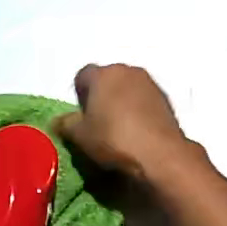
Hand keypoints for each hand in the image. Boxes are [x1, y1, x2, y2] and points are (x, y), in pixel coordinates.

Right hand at [53, 63, 191, 181]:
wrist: (158, 154)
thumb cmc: (112, 139)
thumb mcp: (79, 135)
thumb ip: (66, 124)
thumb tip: (60, 121)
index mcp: (103, 74)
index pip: (82, 75)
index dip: (78, 94)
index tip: (80, 114)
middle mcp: (127, 71)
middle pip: (107, 79)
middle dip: (100, 95)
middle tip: (96, 121)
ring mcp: (150, 83)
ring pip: (127, 88)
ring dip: (120, 102)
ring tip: (117, 128)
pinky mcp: (166, 99)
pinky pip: (143, 99)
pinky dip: (137, 110)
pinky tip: (134, 131)